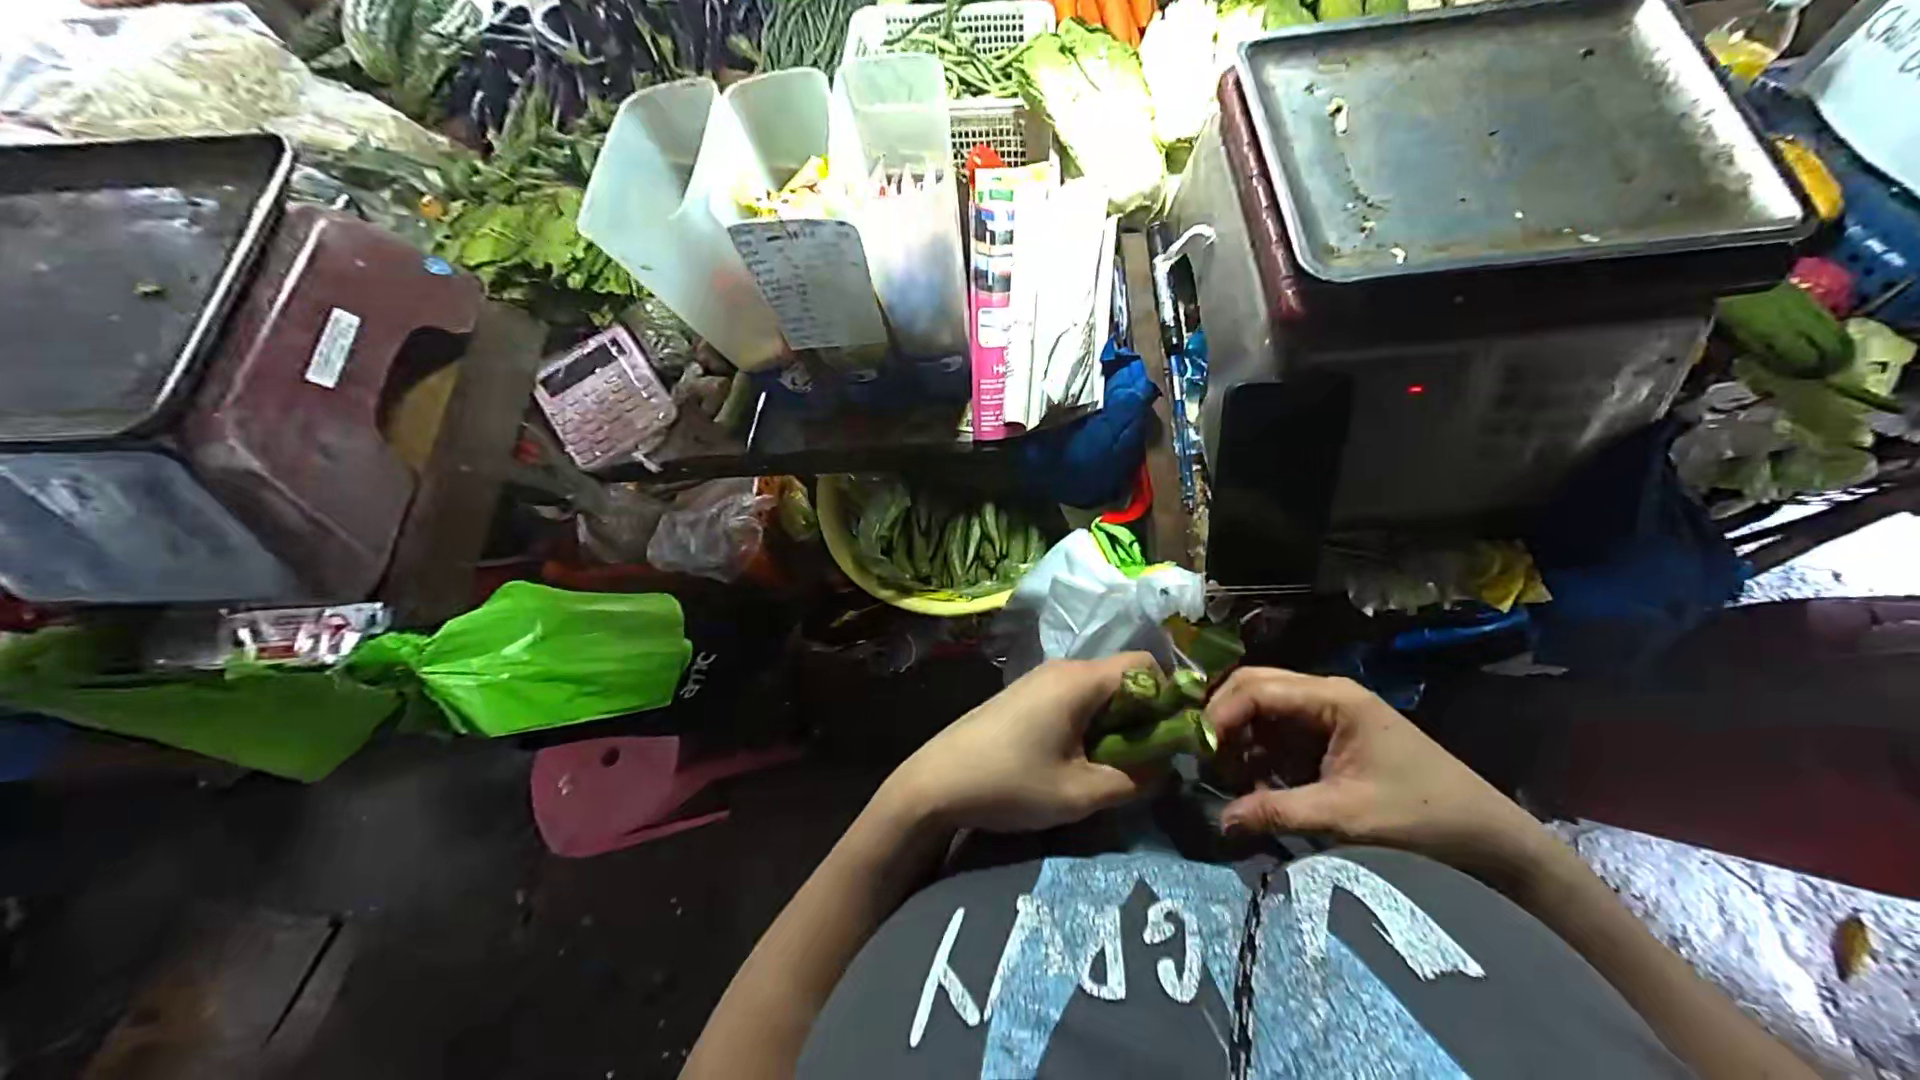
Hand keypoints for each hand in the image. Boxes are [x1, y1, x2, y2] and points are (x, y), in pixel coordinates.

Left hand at [883, 654, 1157, 832]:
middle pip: (1122, 677)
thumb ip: (1135, 780)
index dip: (1170, 697)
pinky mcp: (1023, 695)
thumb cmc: (1010, 783)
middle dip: (1144, 715)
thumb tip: (1168, 769)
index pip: (1146, 666)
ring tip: (1113, 764)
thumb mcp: (1081, 792)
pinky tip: (1077, 757)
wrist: (934, 783)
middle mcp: (1061, 668)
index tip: (1176, 738)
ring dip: (1115, 722)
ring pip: (1097, 690)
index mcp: (1079, 680)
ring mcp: (1038, 679)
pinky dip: (1089, 722)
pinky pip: (1072, 697)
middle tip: (1149, 760)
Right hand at [1208, 668, 1552, 879]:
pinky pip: (1280, 731)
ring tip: (1227, 773)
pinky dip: (1259, 750)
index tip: (1198, 749)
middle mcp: (1326, 695)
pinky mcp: (1331, 736)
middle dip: (1224, 717)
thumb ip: (1277, 812)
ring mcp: (1329, 713)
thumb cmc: (1422, 817)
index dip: (1221, 713)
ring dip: (1240, 735)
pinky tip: (1254, 779)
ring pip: (1263, 708)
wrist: (1491, 839)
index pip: (1255, 688)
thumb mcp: (1346, 817)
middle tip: (1204, 756)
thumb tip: (1219, 820)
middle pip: (1254, 687)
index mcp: (1332, 698)